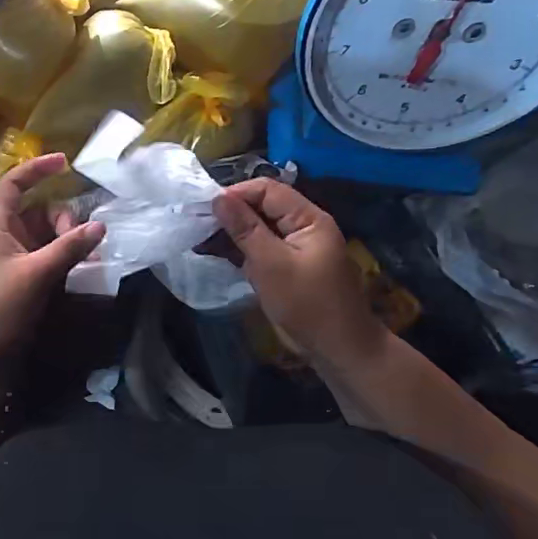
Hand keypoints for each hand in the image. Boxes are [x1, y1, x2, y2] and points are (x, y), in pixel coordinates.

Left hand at [0, 154, 104, 363]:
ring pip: (52, 234)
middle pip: (43, 210)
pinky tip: (86, 269)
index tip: (65, 162)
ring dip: (72, 241)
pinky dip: (69, 257)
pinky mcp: (29, 277)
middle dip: (66, 220)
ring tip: (90, 259)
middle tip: (80, 244)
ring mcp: (19, 257)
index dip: (36, 169)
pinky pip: (54, 256)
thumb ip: (69, 248)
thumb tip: (101, 225)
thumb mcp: (36, 274)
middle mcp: (9, 236)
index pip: (14, 184)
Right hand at [212, 179, 385, 364]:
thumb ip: (245, 229)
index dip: (236, 194)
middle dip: (232, 213)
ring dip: (234, 233)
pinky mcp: (291, 266)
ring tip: (202, 240)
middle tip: (199, 225)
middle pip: (264, 206)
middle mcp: (305, 226)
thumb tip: (218, 198)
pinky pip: (264, 248)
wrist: (339, 349)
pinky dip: (243, 250)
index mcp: (309, 218)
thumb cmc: (307, 304)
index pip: (268, 190)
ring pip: (261, 228)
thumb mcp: (271, 265)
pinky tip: (220, 254)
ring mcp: (298, 247)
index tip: (205, 209)